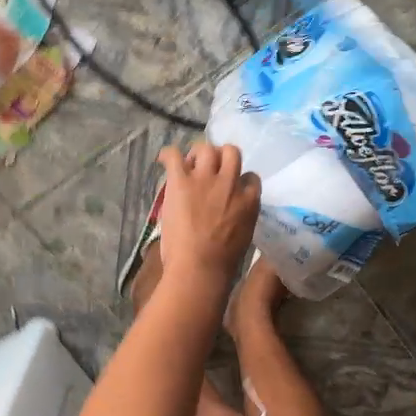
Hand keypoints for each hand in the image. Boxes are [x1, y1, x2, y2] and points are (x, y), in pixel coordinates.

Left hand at [155, 142, 259, 284]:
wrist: (199, 267)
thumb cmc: (222, 262)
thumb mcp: (245, 235)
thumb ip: (242, 216)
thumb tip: (231, 212)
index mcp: (249, 200)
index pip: (251, 176)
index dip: (239, 179)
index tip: (229, 186)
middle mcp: (230, 183)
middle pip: (231, 152)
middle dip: (221, 157)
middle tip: (208, 169)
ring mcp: (205, 179)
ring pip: (205, 148)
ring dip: (197, 155)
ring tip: (187, 166)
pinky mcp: (181, 181)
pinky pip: (174, 154)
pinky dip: (168, 155)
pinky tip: (165, 161)